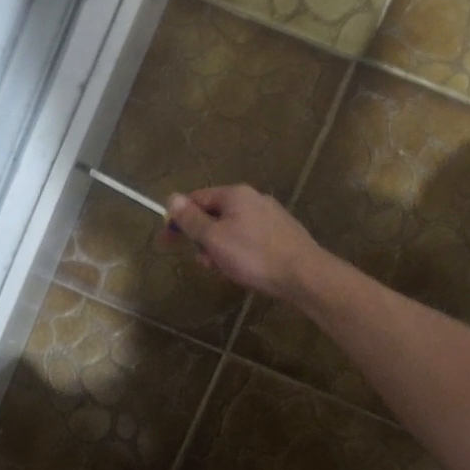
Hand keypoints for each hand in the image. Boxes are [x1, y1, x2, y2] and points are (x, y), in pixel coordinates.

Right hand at [158, 184, 325, 300]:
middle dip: (202, 240)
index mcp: (235, 195)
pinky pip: (248, 240)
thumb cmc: (253, 255)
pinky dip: (238, 254)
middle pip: (213, 215)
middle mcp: (253, 199)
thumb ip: (191, 219)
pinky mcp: (280, 234)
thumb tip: (171, 198)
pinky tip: (244, 271)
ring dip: (220, 251)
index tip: (166, 242)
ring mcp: (269, 216)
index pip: (196, 199)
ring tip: (226, 271)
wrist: (303, 275)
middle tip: (205, 262)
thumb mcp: (214, 238)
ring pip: (230, 231)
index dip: (178, 219)